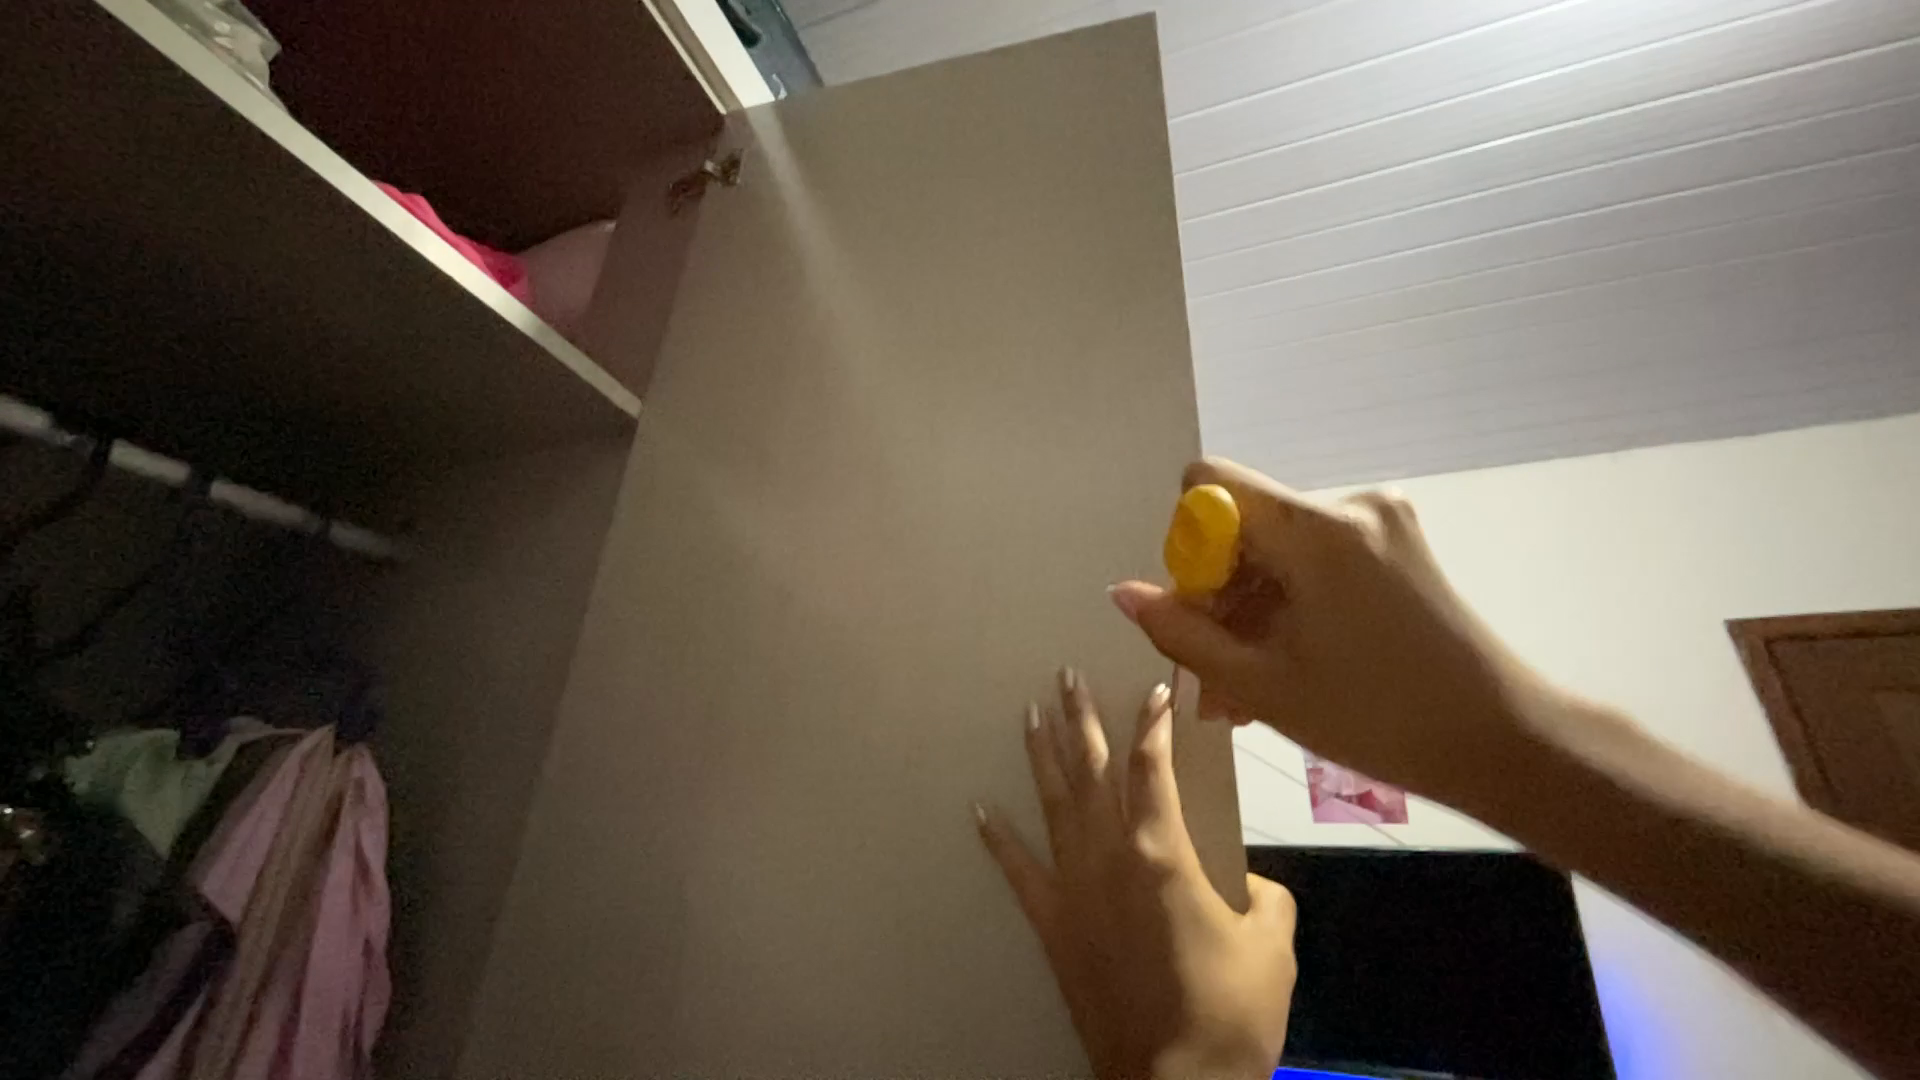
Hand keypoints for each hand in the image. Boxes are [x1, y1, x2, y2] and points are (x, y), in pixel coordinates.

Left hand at [976, 669, 1295, 1079]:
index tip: (1155, 689)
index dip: (1153, 722)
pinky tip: (979, 809)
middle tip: (1066, 675)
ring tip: (1031, 713)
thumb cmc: (1230, 1011)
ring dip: (1042, 755)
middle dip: (1081, 718)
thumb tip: (1249, 883)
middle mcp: (1108, 854)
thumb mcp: (1272, 944)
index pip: (1152, 766)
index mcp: (1161, 850)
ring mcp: (1073, 886)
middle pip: (1092, 769)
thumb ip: (1265, 897)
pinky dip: (998, 839)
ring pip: (1054, 803)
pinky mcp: (1051, 922)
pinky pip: (1018, 871)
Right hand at [1109, 457, 1603, 812]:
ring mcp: (1376, 521)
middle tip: (1217, 673)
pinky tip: (1284, 662)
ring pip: (1274, 548)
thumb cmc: (1378, 718)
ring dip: (1250, 610)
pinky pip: (1310, 559)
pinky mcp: (1394, 542)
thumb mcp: (1261, 684)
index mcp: (1314, 528)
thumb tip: (1120, 592)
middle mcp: (1347, 504)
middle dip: (1218, 593)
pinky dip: (1286, 604)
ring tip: (1247, 686)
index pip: (1209, 482)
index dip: (1187, 541)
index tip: (1205, 605)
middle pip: (1241, 522)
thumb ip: (1181, 632)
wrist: (1507, 742)